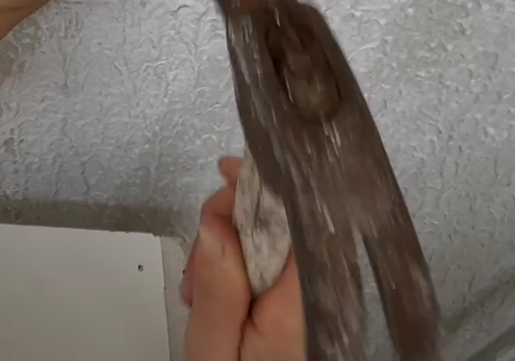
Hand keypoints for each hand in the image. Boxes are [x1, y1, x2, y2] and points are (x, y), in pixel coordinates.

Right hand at [182, 157, 305, 360]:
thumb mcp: (214, 351)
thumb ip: (219, 287)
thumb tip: (217, 221)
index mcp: (302, 306)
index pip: (300, 220)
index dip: (263, 186)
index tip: (225, 171)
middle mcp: (317, 301)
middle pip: (282, 224)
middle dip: (232, 216)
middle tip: (197, 239)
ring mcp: (310, 308)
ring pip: (272, 243)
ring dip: (227, 243)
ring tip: (197, 280)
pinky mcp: (299, 316)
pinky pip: (270, 269)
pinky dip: (236, 265)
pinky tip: (212, 286)